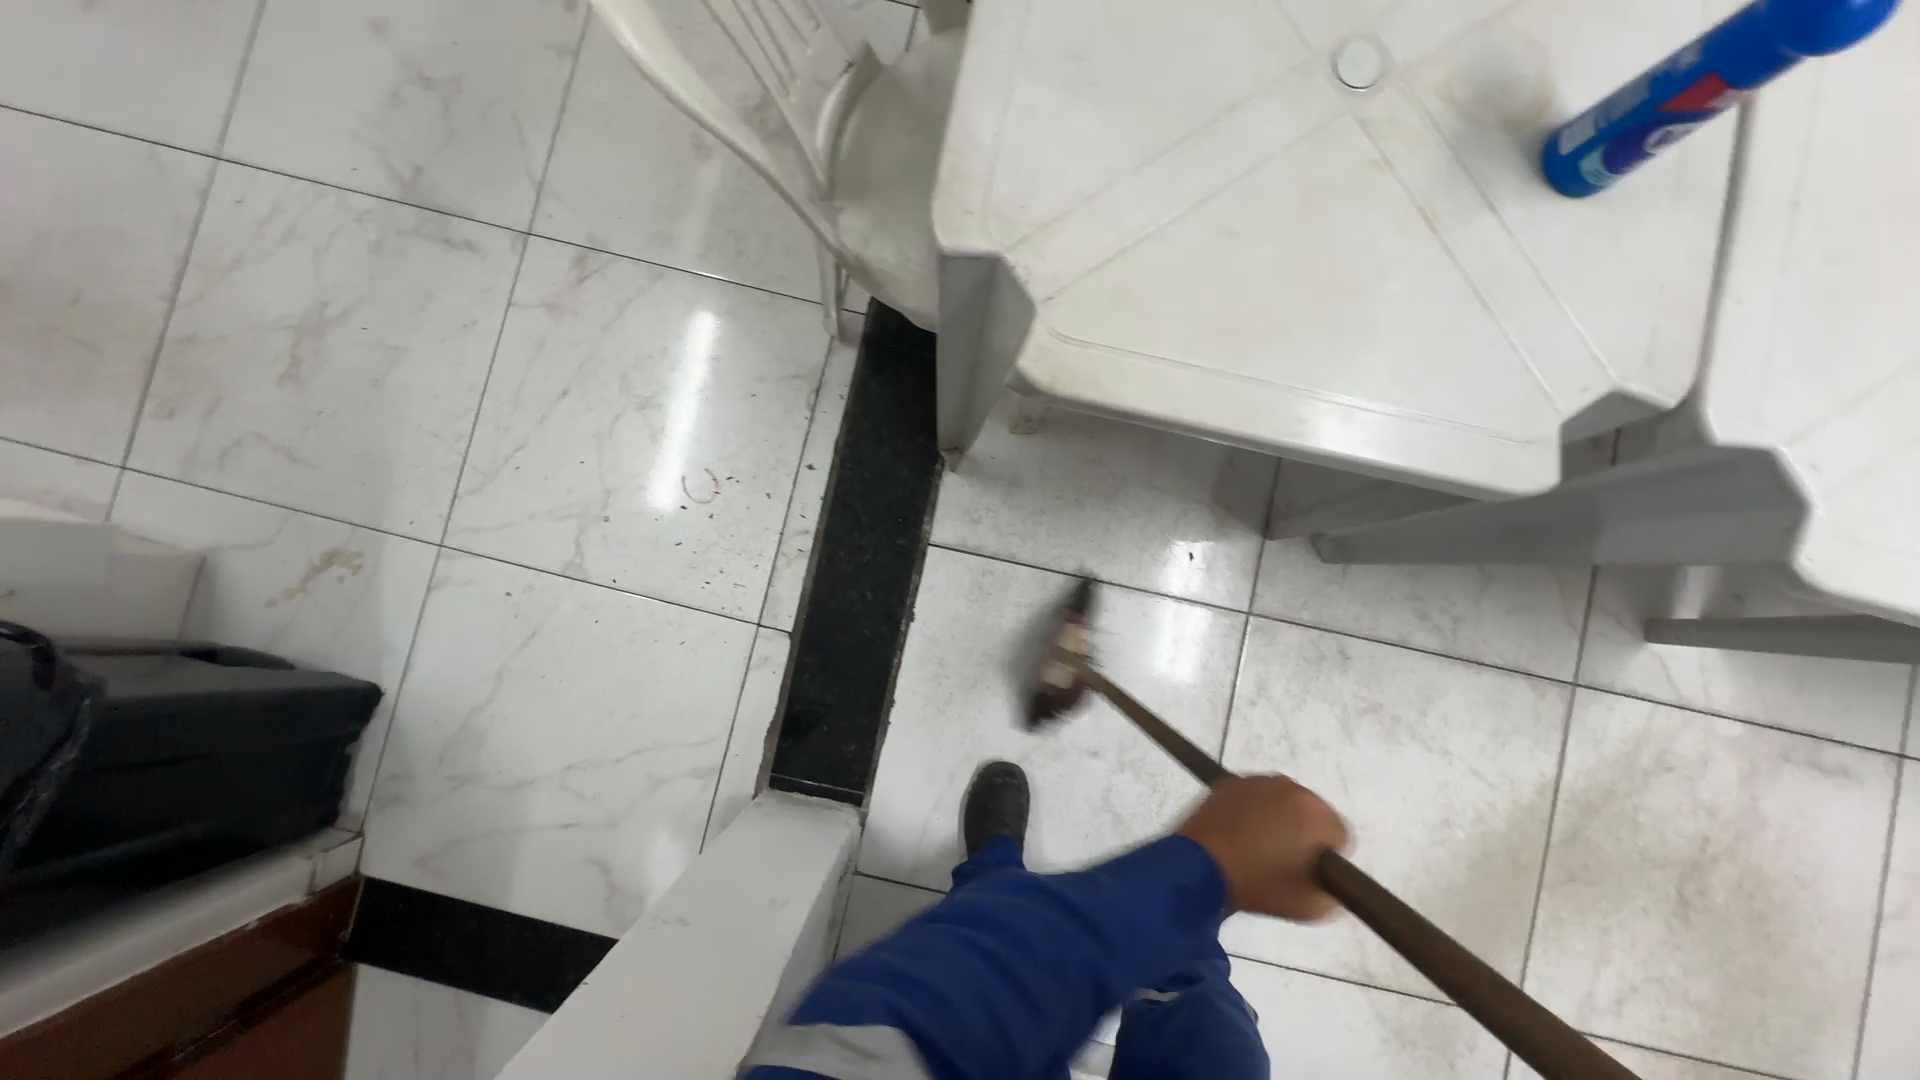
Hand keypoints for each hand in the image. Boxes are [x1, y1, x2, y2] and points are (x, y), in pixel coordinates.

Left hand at [1177, 774, 1349, 920]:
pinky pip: (1254, 797)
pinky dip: (1252, 810)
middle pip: (1311, 813)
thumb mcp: (1312, 906)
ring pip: (1282, 802)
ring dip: (1278, 818)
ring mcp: (1257, 780)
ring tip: (1257, 846)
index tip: (1307, 872)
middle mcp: (1291, 787)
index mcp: (1317, 812)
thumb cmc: (1260, 885)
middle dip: (1303, 833)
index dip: (1327, 857)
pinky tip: (1238, 832)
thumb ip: (1334, 891)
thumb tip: (1329, 878)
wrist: (1200, 864)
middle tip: (1282, 860)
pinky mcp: (1229, 782)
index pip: (1339, 835)